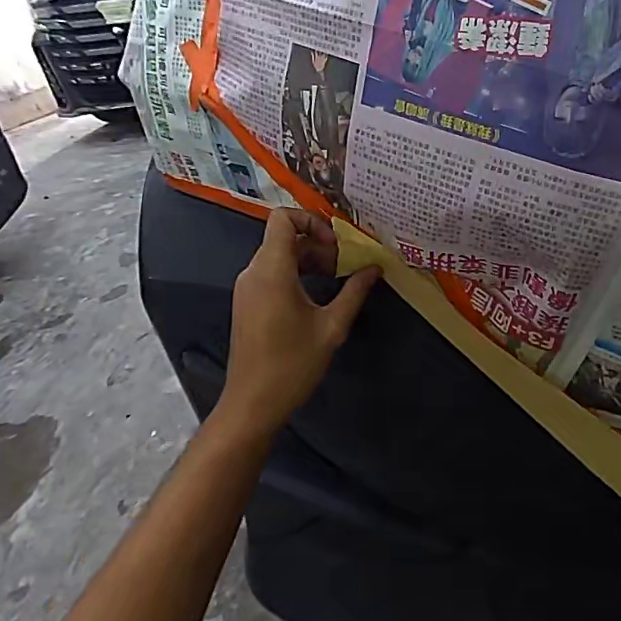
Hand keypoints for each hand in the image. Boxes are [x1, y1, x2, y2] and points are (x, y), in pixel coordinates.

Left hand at [217, 209, 380, 439]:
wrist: (252, 402)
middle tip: (343, 265)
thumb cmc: (292, 365)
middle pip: (283, 237)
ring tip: (335, 279)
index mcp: (271, 270)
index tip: (336, 244)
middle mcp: (253, 272)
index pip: (282, 218)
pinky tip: (316, 294)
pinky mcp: (246, 302)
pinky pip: (270, 273)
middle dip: (316, 244)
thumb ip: (354, 292)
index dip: (311, 220)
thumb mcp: (331, 327)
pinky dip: (294, 273)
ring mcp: (246, 287)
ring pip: (277, 255)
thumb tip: (374, 268)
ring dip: (307, 260)